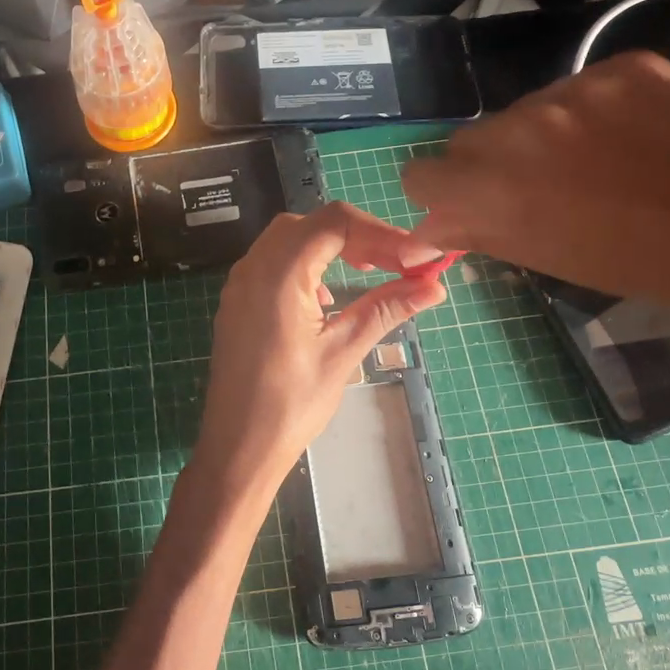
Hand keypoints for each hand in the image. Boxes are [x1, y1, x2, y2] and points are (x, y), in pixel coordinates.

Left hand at [193, 202, 448, 490]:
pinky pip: (275, 261)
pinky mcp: (239, 299)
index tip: (417, 257)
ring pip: (291, 238)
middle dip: (360, 236)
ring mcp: (241, 282)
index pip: (335, 223)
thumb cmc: (290, 405)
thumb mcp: (343, 352)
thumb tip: (432, 286)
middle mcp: (254, 266)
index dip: (381, 233)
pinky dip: (308, 263)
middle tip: (398, 262)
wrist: (237, 446)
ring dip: (333, 247)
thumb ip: (384, 308)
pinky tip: (328, 298)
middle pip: (312, 223)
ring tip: (370, 272)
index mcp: (279, 274)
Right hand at [403, 51, 669, 312]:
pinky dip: (600, 114)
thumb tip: (434, 224)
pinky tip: (646, 140)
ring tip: (612, 166)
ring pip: (529, 111)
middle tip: (547, 191)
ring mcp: (573, 89)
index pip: (421, 172)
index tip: (470, 206)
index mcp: (498, 187)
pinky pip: (583, 88)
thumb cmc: (661, 269)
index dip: (442, 193)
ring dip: (548, 137)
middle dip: (494, 164)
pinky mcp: (621, 65)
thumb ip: (486, 232)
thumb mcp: (558, 261)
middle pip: (471, 138)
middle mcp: (521, 127)